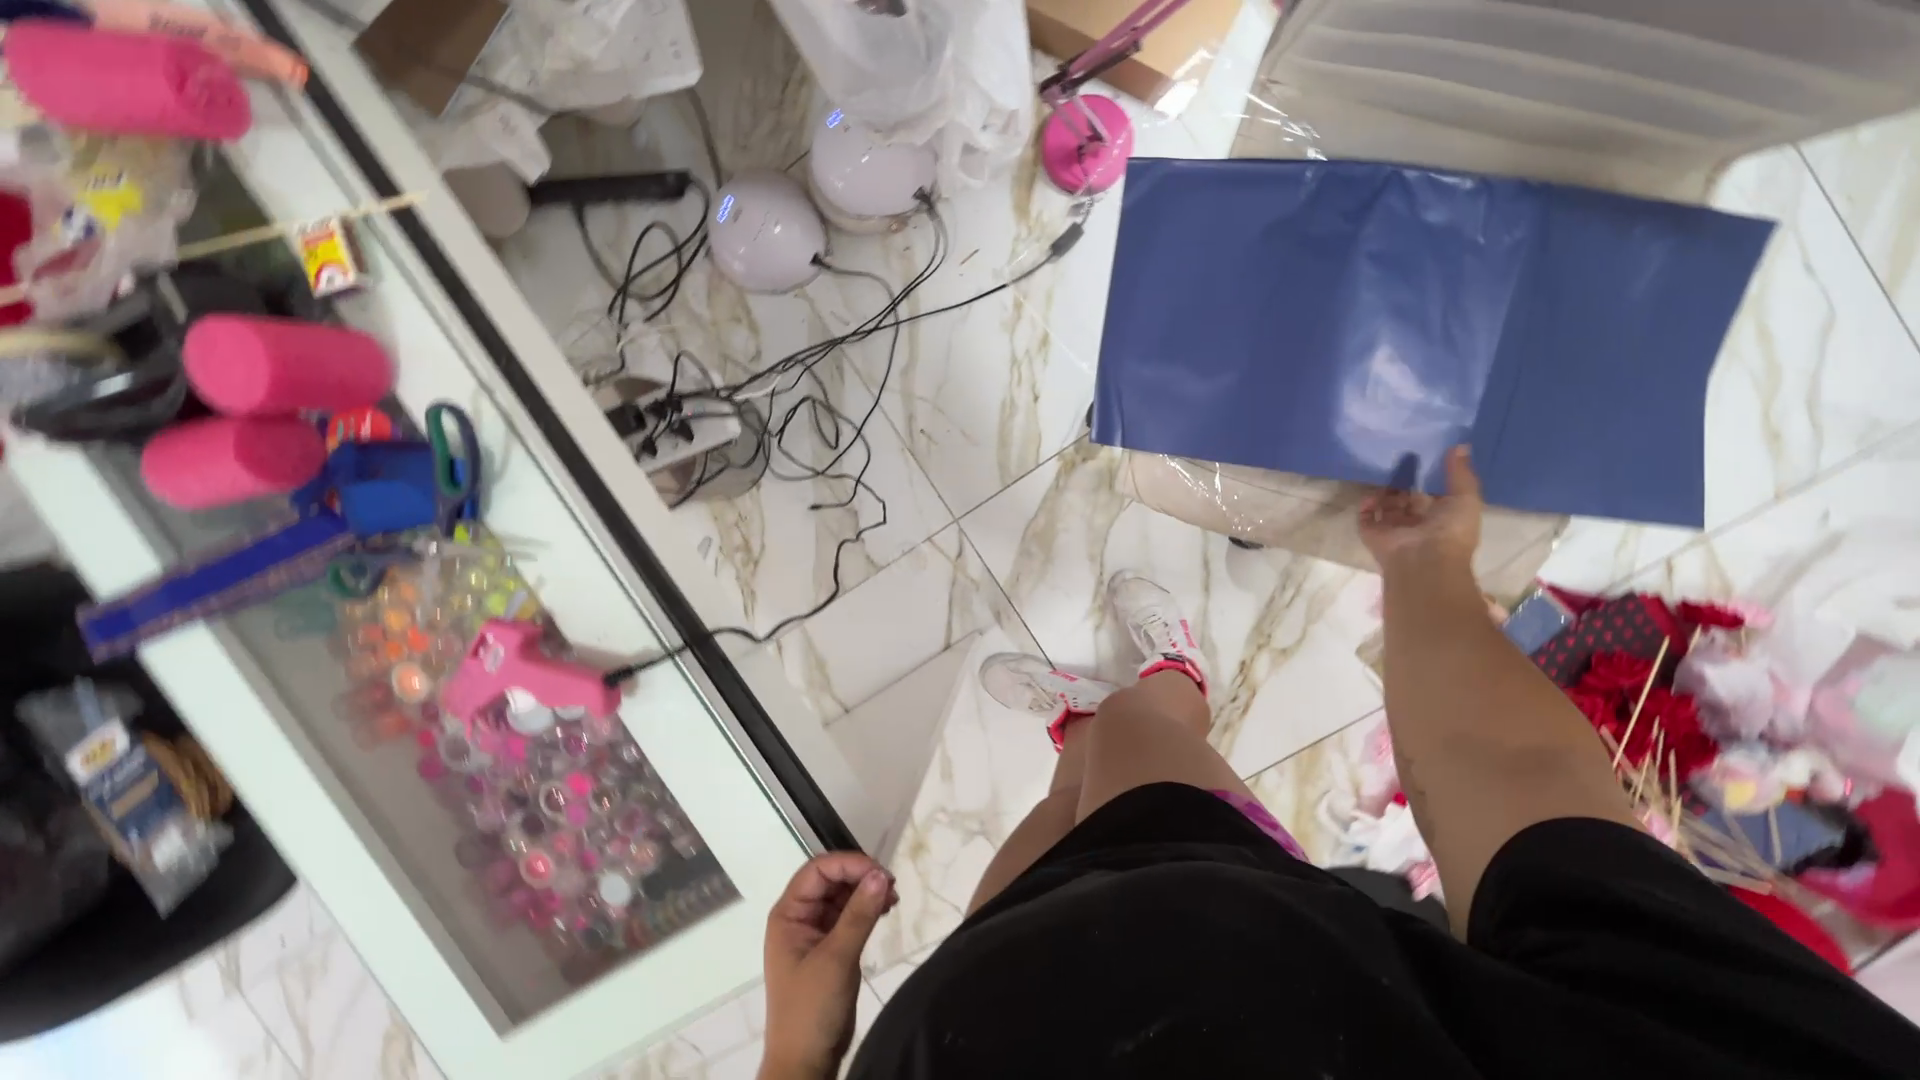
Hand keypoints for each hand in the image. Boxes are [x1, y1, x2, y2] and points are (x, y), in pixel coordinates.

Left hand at [760, 853, 897, 1079]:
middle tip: (892, 885)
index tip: (880, 872)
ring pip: (842, 897)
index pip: (817, 871)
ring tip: (893, 898)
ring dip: (866, 892)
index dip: (848, 864)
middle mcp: (799, 918)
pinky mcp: (830, 949)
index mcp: (788, 915)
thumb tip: (881, 874)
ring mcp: (814, 934)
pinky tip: (885, 911)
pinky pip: (848, 917)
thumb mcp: (837, 958)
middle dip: (860, 876)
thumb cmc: (812, 1008)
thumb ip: (859, 914)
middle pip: (830, 880)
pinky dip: (867, 910)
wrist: (806, 1062)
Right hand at [1358, 445, 1482, 577]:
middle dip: (1405, 483)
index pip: (1434, 495)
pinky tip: (1371, 494)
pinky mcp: (1373, 535)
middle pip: (1408, 500)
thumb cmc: (1450, 530)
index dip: (1430, 478)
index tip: (1426, 457)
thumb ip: (1460, 473)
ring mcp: (1394, 530)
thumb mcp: (1465, 497)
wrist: (1424, 560)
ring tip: (1385, 471)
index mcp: (1443, 518)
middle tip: (1401, 460)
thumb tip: (1460, 445)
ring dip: (1385, 491)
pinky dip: (1366, 505)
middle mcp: (1418, 524)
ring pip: (1386, 506)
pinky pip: (1366, 517)